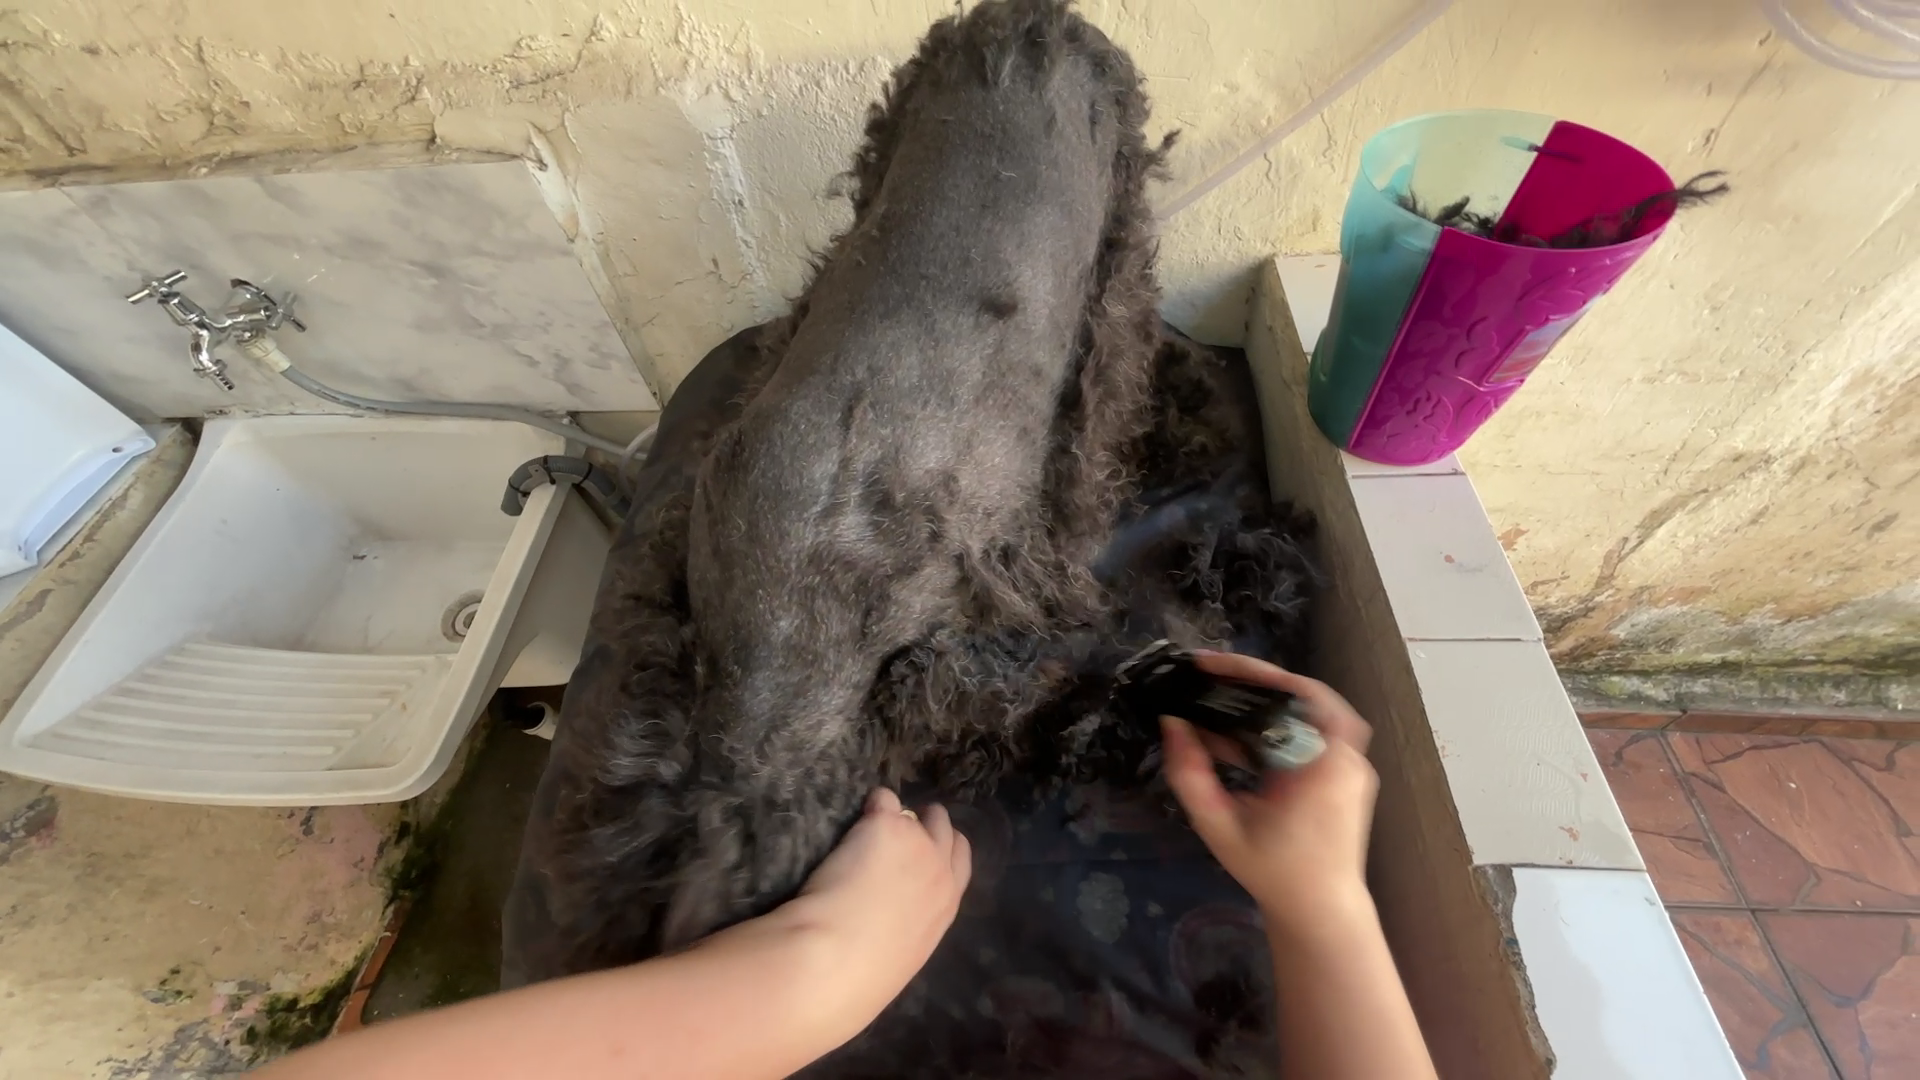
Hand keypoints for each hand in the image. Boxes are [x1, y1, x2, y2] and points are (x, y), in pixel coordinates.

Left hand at [765, 788, 971, 1035]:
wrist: (834, 959)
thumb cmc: (864, 975)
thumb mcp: (908, 950)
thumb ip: (913, 919)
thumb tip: (897, 910)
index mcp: (947, 904)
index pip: (959, 857)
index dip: (941, 846)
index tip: (923, 848)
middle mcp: (939, 867)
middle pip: (943, 826)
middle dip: (924, 822)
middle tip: (897, 829)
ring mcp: (915, 841)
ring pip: (913, 810)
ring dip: (895, 814)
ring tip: (869, 824)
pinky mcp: (884, 824)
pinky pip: (881, 800)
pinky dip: (869, 806)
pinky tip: (851, 822)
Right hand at [1159, 652, 1377, 933]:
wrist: (1322, 914)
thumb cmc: (1273, 871)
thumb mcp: (1219, 824)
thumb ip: (1190, 774)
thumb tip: (1172, 723)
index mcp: (1321, 764)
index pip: (1291, 695)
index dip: (1248, 672)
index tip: (1204, 665)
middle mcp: (1345, 757)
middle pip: (1306, 692)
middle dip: (1257, 676)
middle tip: (1212, 672)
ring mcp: (1351, 764)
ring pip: (1311, 707)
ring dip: (1267, 695)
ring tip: (1220, 693)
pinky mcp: (1345, 772)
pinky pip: (1312, 729)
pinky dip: (1277, 718)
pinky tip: (1239, 729)